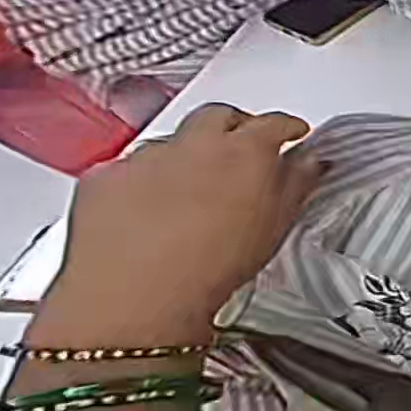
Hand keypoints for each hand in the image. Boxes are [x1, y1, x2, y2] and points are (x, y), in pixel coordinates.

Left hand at [33, 104, 322, 345]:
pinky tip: (152, 202)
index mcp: (246, 150)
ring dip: (189, 151)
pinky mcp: (102, 178)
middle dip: (235, 124)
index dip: (288, 127)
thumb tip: (309, 162)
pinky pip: (128, 165)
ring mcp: (146, 158)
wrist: (140, 294)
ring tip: (197, 183)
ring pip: (174, 139)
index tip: (293, 132)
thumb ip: (297, 182)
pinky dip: (145, 175)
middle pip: (218, 115)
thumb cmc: (214, 261)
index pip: (274, 122)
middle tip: (245, 145)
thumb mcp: (278, 221)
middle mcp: (196, 144)